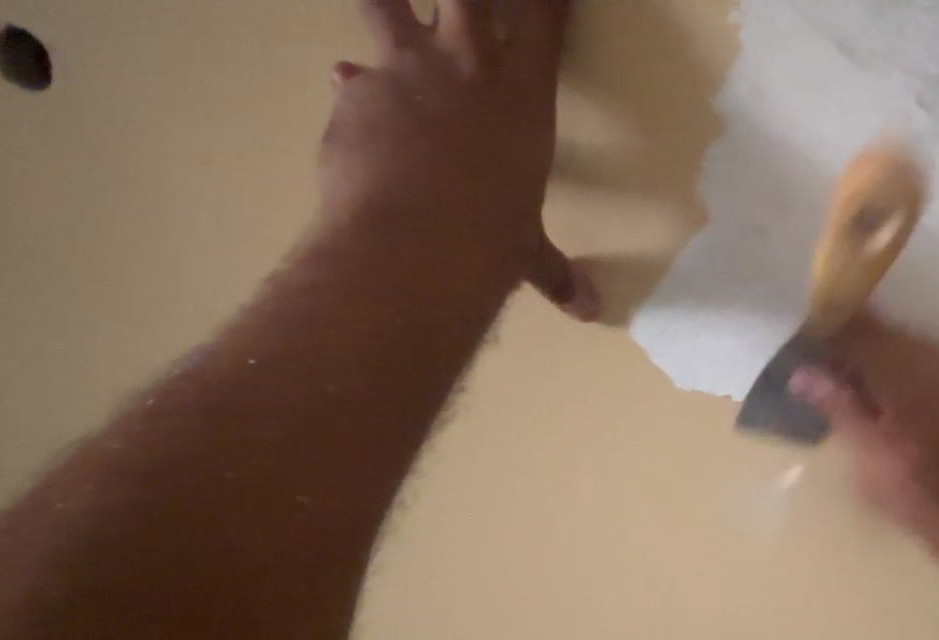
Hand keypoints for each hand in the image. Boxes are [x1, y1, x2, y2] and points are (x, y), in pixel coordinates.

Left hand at [321, 0, 597, 318]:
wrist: (415, 244)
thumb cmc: (492, 244)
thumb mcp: (527, 255)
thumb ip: (553, 271)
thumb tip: (588, 310)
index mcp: (525, 99)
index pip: (544, 16)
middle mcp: (468, 66)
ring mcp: (408, 70)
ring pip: (389, 1)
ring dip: (391, 2)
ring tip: (391, 6)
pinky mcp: (359, 93)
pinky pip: (355, 77)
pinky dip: (356, 86)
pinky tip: (350, 89)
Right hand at [790, 315, 938, 562]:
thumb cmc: (918, 494)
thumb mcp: (867, 453)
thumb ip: (837, 405)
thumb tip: (801, 372)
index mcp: (908, 366)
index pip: (861, 327)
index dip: (829, 332)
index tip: (804, 348)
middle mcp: (938, 357)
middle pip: (886, 335)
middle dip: (853, 349)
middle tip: (822, 376)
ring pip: (908, 351)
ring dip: (878, 365)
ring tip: (852, 396)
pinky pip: (928, 368)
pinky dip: (903, 378)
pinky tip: (888, 406)